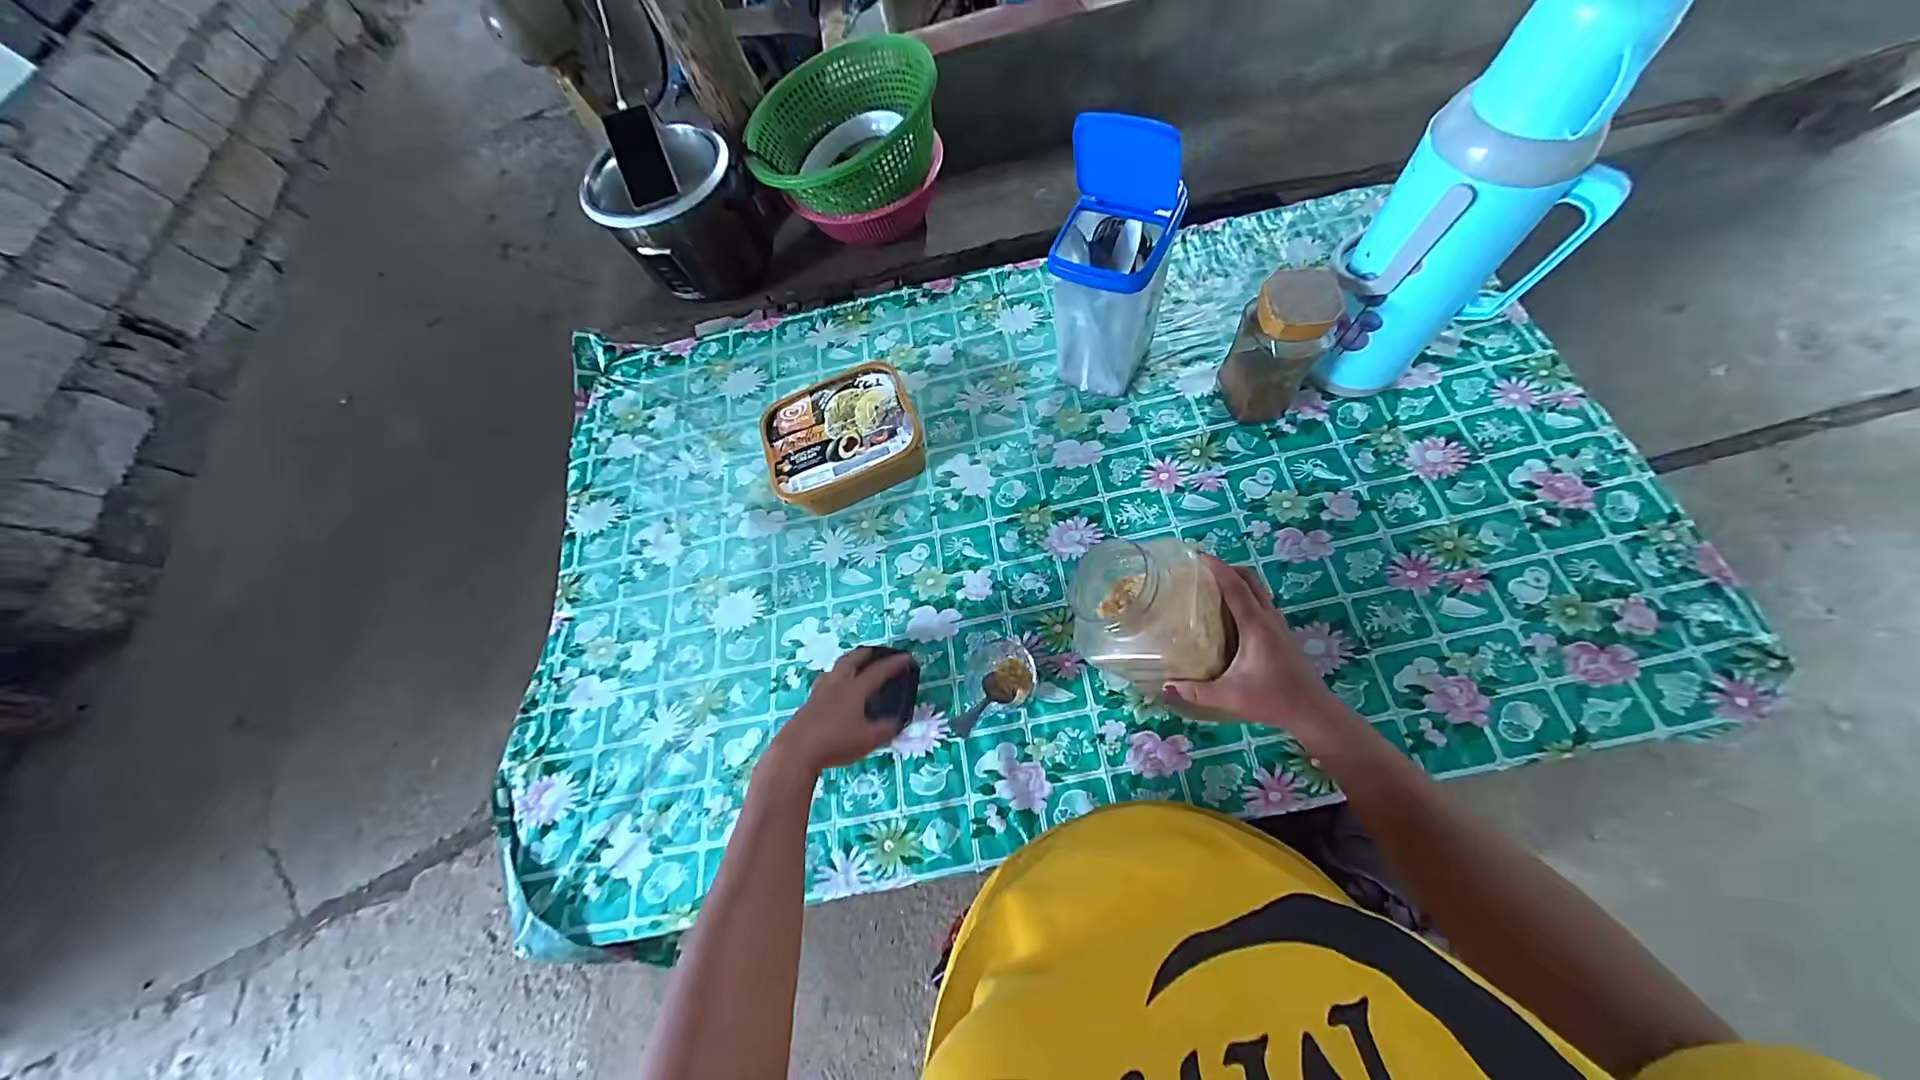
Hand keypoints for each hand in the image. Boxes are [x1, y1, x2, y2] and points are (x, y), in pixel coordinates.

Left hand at [765, 647, 913, 777]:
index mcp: (855, 690)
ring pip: (835, 668)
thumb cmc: (835, 743)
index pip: (878, 671)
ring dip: (847, 662)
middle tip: (875, 651)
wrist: (796, 750)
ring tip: (852, 664)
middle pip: (851, 661)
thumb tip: (896, 722)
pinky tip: (833, 688)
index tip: (906, 658)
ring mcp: (820, 692)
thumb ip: (885, 730)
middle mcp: (837, 684)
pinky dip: (835, 677)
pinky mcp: (808, 702)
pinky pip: (825, 681)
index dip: (894, 664)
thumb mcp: (867, 740)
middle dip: (865, 654)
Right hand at [1164, 555, 1357, 744]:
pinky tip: (1230, 614)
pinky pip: (1261, 603)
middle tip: (1201, 570)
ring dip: (1237, 581)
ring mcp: (1278, 625)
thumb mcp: (1229, 696)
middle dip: (1226, 568)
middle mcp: (1268, 618)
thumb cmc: (1273, 699)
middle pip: (1249, 579)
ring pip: (1258, 590)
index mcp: (1255, 625)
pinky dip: (1245, 596)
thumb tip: (1164, 687)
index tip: (1196, 556)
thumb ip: (1195, 691)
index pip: (1235, 586)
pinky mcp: (1281, 634)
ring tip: (1212, 587)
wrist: (1313, 711)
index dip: (1216, 568)